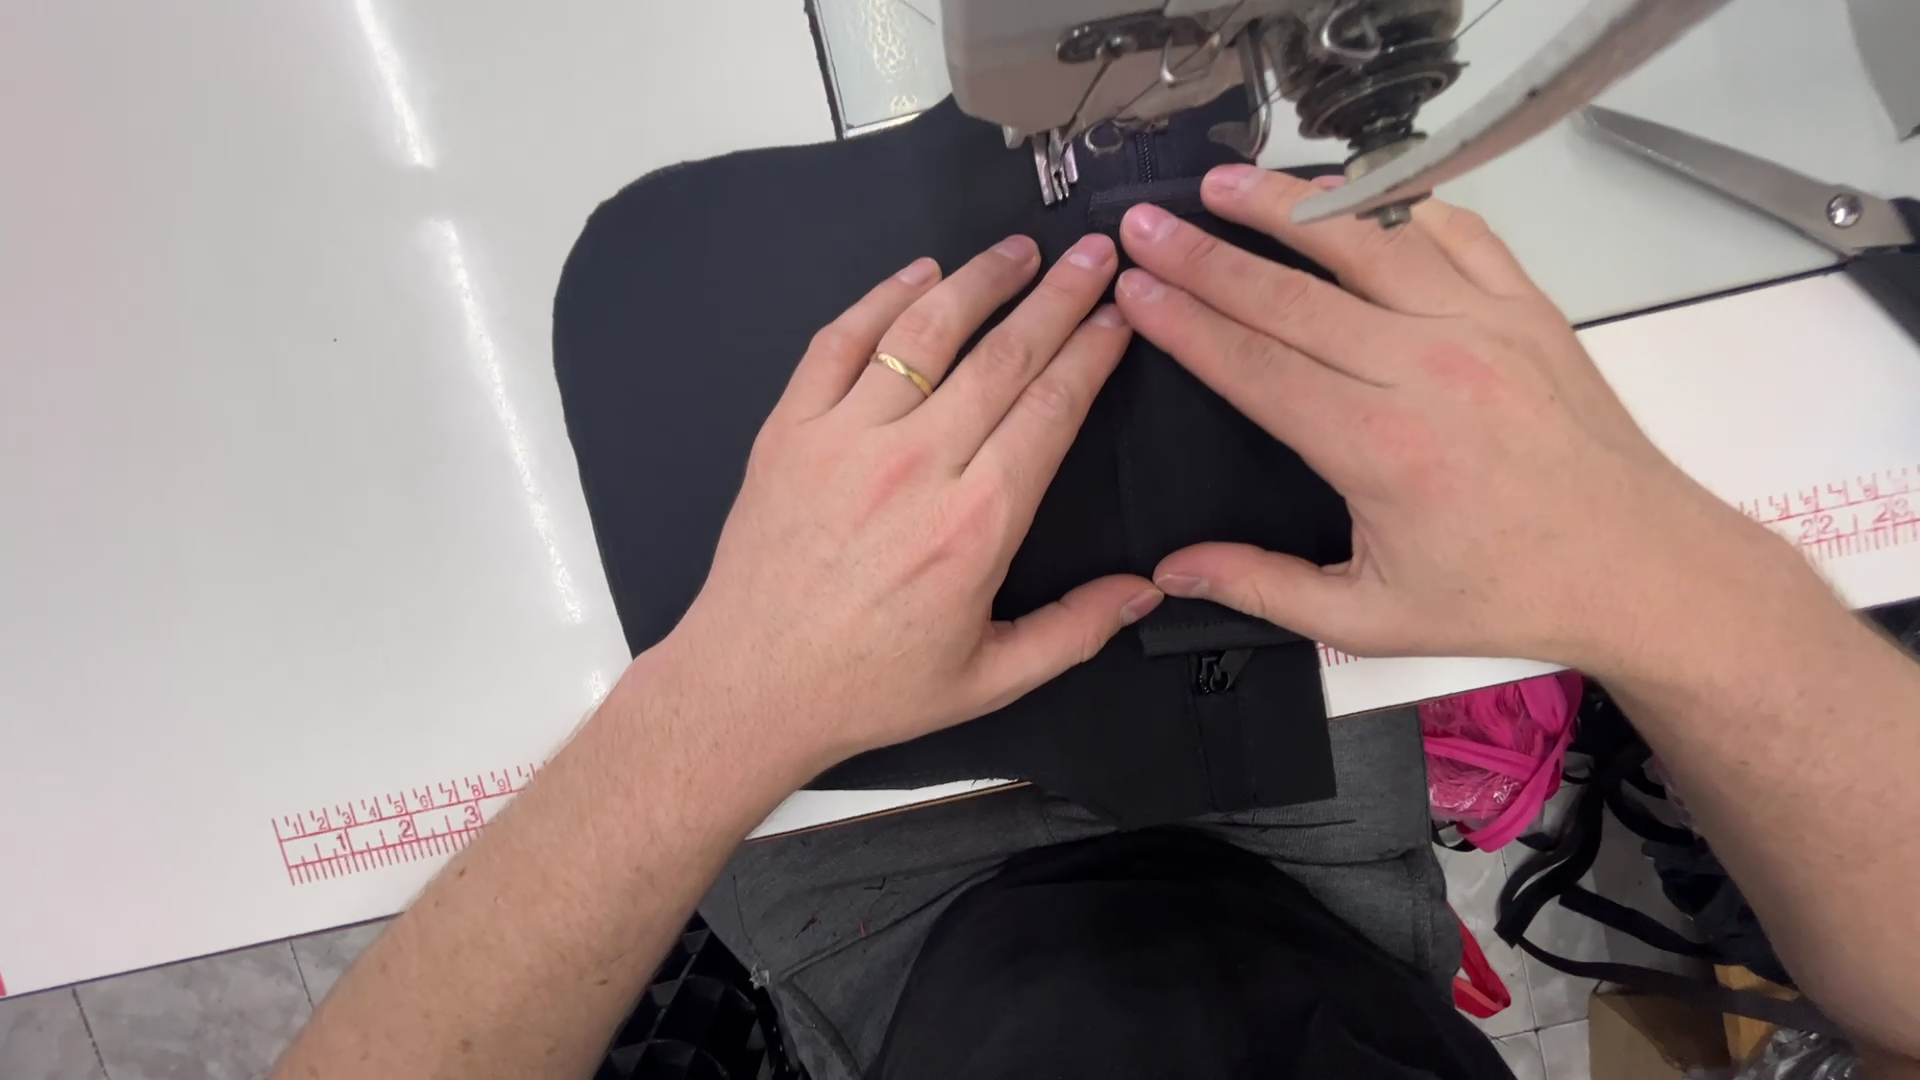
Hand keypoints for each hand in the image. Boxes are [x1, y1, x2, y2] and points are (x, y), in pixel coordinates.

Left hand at [651, 234, 1160, 773]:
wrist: (751, 686)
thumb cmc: (869, 685)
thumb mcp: (990, 679)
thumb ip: (1075, 630)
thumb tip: (1145, 592)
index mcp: (975, 524)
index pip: (1052, 408)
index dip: (1092, 351)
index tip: (1117, 314)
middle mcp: (916, 466)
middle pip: (1003, 356)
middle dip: (1059, 296)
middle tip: (1090, 255)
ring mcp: (845, 439)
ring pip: (925, 333)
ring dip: (979, 281)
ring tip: (1016, 250)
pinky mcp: (789, 431)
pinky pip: (839, 342)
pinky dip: (881, 299)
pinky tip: (918, 275)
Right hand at [1112, 166, 1803, 674]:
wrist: (1643, 571)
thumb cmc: (1498, 595)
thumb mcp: (1363, 619)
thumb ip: (1259, 587)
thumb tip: (1171, 569)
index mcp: (1377, 447)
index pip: (1252, 366)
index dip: (1182, 323)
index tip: (1135, 289)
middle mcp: (1425, 369)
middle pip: (1287, 296)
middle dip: (1202, 256)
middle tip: (1145, 225)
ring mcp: (1481, 325)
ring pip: (1364, 240)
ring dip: (1283, 205)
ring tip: (1223, 181)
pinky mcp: (1524, 307)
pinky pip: (1448, 230)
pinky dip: (1388, 202)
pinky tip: (1341, 191)